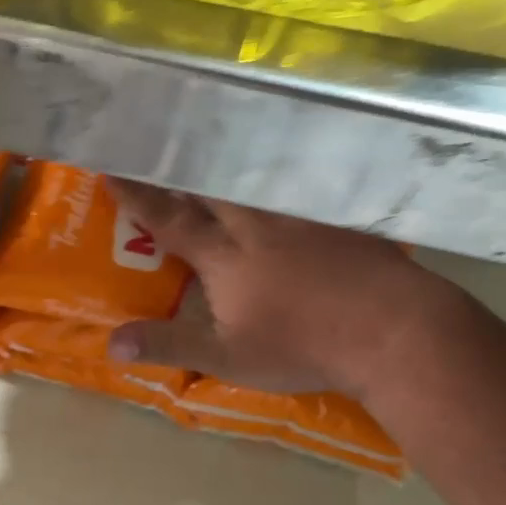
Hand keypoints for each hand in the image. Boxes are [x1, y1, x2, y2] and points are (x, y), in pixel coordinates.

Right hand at [104, 178, 464, 398]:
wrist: (394, 330)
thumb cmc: (303, 346)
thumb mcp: (228, 356)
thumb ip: (169, 345)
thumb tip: (111, 344)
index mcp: (225, 256)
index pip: (169, 220)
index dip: (138, 197)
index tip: (112, 169)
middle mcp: (258, 225)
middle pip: (211, 187)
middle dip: (181, 168)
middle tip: (163, 147)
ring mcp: (302, 216)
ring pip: (255, 181)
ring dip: (229, 168)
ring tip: (216, 153)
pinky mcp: (339, 219)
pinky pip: (299, 188)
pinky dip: (281, 179)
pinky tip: (287, 180)